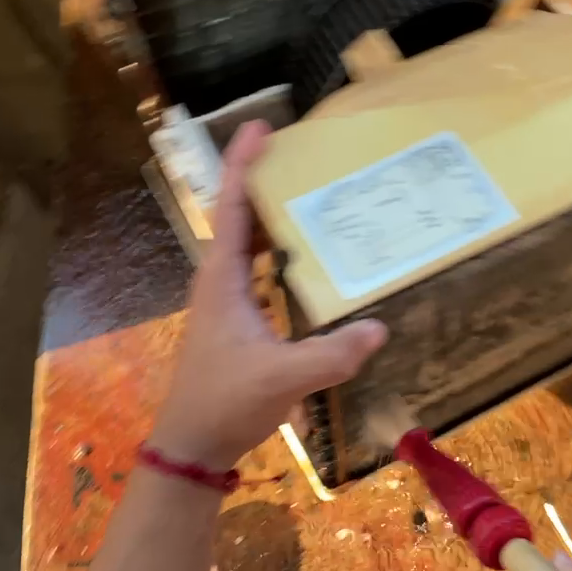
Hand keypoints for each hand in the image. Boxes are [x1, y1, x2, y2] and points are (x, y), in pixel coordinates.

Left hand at [148, 122, 387, 471]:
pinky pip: (259, 273)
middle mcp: (220, 282)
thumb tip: (378, 328)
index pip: (231, 207)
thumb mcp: (282, 377)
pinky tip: (310, 263)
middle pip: (241, 217)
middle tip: (305, 158)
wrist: (193, 443)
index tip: (261, 126)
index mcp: (222, 279)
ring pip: (250, 247)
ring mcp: (226, 302)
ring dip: (274, 220)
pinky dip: (280, 257)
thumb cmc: (224, 402)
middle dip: (266, 182)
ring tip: (313, 198)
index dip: (243, 163)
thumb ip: (330, 354)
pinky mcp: (236, 322)